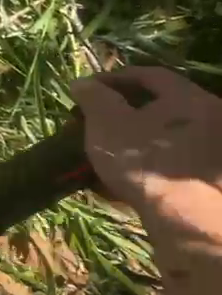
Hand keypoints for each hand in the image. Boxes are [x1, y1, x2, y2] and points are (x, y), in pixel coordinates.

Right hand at [72, 68, 221, 251]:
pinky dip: (158, 158)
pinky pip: (184, 158)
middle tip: (99, 118)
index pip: (151, 75)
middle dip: (128, 109)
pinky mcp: (219, 178)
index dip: (115, 77)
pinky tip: (134, 171)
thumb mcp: (106, 121)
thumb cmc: (144, 159)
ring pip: (174, 133)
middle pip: (166, 104)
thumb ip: (95, 96)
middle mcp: (219, 120)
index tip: (88, 88)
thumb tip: (86, 84)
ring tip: (113, 148)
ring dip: (142, 135)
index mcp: (193, 101)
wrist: (191, 219)